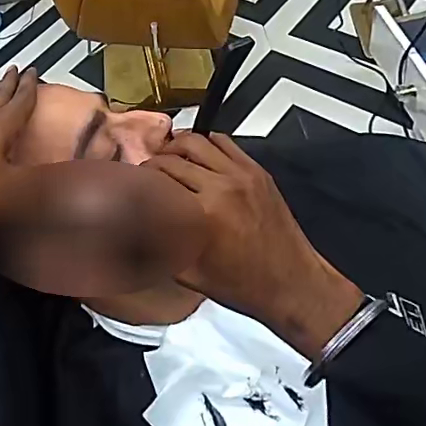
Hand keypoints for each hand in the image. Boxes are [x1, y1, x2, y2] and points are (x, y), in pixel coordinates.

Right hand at [146, 133, 362, 359]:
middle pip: (173, 157)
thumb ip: (160, 242)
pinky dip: (205, 142)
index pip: (159, 176)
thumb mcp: (189, 271)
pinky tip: (197, 153)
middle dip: (155, 162)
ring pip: (197, 141)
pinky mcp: (257, 171)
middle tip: (147, 172)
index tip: (133, 182)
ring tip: (169, 156)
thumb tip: (137, 224)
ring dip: (177, 146)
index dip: (140, 177)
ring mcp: (242, 174)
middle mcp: (223, 185)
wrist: (292, 283)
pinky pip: (224, 141)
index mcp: (203, 211)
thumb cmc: (243, 284)